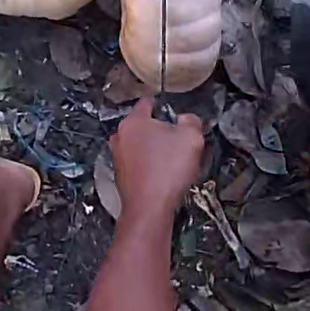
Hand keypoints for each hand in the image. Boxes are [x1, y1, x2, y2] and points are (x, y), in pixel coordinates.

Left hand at [112, 98, 204, 221]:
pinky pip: (138, 162)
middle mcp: (120, 136)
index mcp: (134, 121)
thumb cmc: (168, 168)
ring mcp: (118, 157)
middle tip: (179, 139)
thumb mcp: (191, 137)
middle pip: (144, 125)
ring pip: (140, 145)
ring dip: (155, 148)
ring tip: (174, 159)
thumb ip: (191, 121)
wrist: (149, 208)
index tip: (176, 114)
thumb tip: (186, 119)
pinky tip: (164, 174)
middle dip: (160, 129)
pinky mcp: (121, 176)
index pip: (148, 102)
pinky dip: (149, 164)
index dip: (164, 105)